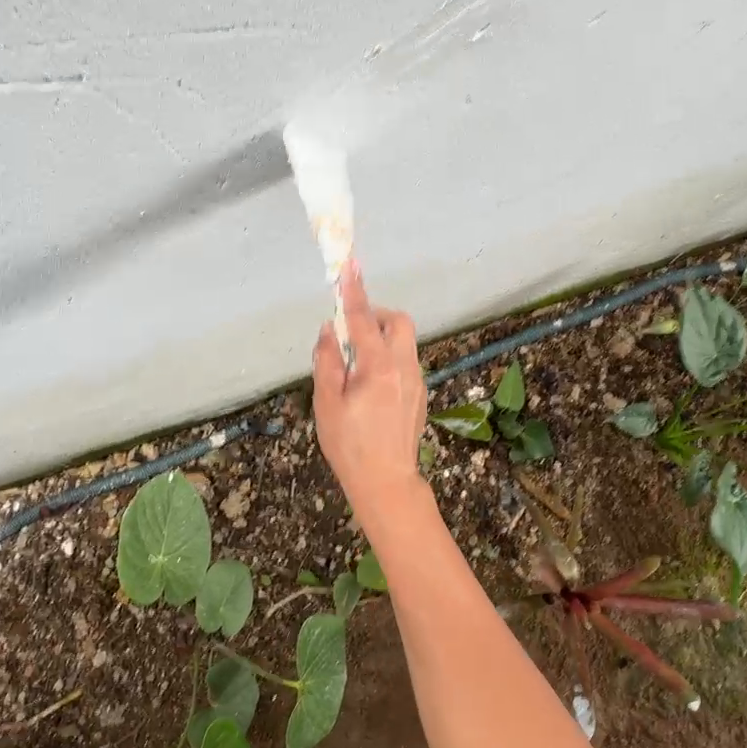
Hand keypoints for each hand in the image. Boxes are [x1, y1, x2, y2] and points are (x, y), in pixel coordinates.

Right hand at [312, 267, 426, 514]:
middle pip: (398, 322)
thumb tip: (329, 330)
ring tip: (356, 365)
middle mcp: (404, 367)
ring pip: (403, 342)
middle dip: (376, 316)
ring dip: (381, 339)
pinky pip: (404, 362)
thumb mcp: (326, 403)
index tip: (350, 264)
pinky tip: (369, 386)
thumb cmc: (350, 445)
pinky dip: (387, 359)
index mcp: (378, 367)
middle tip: (351, 332)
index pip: (363, 319)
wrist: (386, 483)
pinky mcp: (420, 394)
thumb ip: (327, 361)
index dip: (354, 290)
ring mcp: (416, 381)